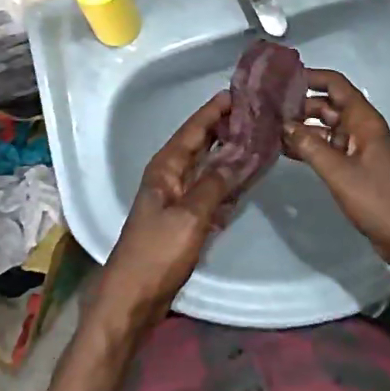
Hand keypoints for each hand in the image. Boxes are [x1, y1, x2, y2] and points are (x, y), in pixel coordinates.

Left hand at [93, 93, 233, 326]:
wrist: (132, 298)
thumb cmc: (157, 252)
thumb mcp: (190, 216)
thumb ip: (215, 184)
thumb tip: (239, 154)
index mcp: (166, 166)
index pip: (194, 129)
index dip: (214, 110)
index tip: (238, 92)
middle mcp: (170, 174)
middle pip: (201, 144)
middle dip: (225, 128)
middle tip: (256, 114)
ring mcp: (176, 197)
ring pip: (207, 167)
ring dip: (228, 155)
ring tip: (256, 140)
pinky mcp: (184, 218)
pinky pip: (209, 191)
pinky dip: (226, 183)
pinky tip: (244, 180)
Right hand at [283, 69, 389, 267]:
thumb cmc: (376, 198)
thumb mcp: (338, 171)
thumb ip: (309, 146)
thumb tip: (283, 125)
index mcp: (363, 119)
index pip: (335, 84)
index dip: (311, 77)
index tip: (283, 79)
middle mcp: (360, 127)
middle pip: (327, 105)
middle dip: (299, 105)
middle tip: (269, 107)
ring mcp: (357, 146)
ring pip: (325, 126)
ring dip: (301, 127)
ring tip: (270, 127)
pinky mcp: (354, 165)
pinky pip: (328, 146)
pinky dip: (309, 146)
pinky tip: (285, 149)